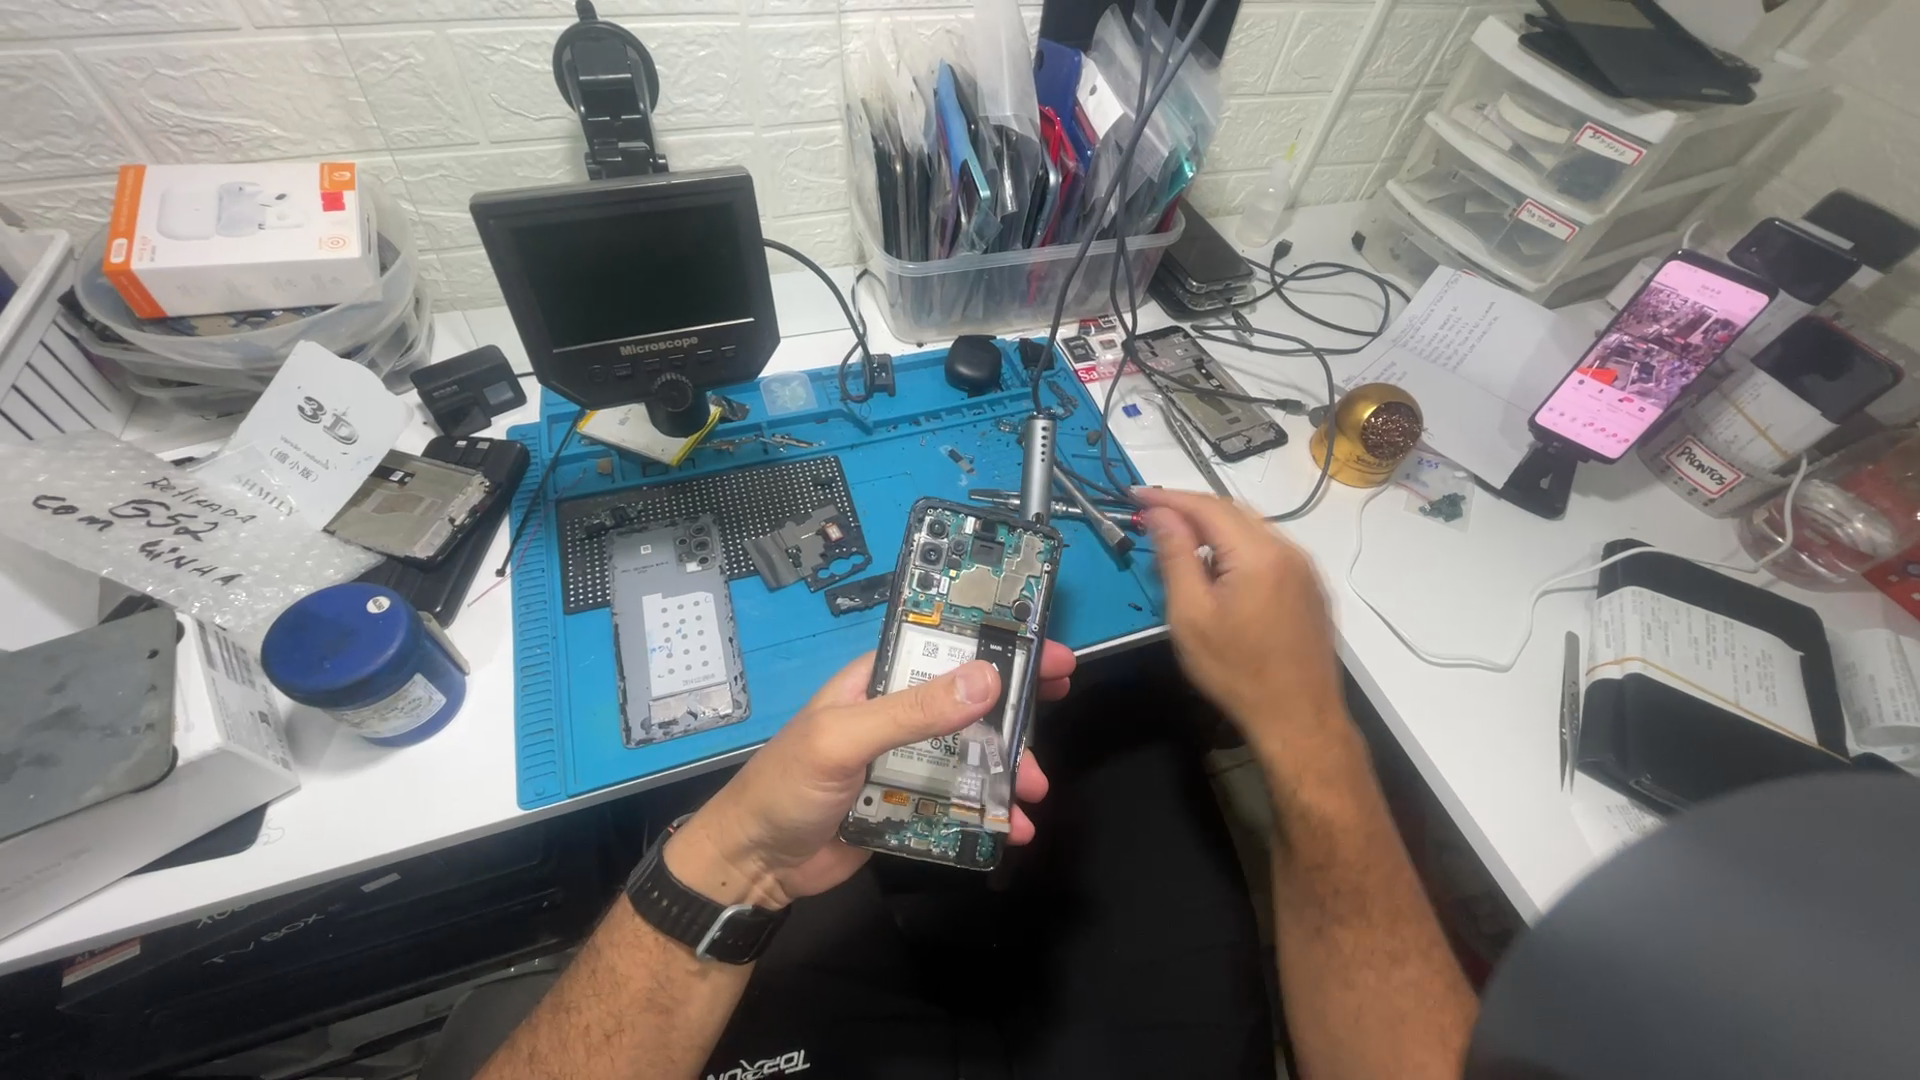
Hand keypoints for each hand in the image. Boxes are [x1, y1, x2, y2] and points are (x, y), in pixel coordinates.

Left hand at [665, 642, 1076, 908]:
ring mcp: (906, 761)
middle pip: (969, 700)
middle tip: (1061, 699)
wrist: (755, 865)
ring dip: (1008, 767)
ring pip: (971, 754)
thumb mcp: (844, 739)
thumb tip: (987, 679)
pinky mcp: (909, 805)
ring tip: (1035, 791)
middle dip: (1015, 705)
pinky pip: (960, 802)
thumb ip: (912, 711)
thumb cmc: (788, 785)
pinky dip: (990, 812)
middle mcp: (898, 715)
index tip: (1046, 649)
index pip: (945, 649)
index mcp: (879, 681)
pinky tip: (1013, 829)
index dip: (996, 644)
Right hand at [1135, 488, 1347, 766]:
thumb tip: (1162, 514)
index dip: (1168, 497)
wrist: (1299, 718)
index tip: (1135, 494)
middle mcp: (1288, 549)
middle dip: (1189, 509)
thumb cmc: (1236, 671)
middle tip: (1151, 516)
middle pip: (1232, 511)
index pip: (1206, 507)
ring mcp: (1305, 568)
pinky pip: (1268, 550)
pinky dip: (1236, 547)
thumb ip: (1176, 557)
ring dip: (1213, 529)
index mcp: (1258, 553)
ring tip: (1178, 543)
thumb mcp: (1190, 615)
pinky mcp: (1310, 587)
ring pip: (1251, 529)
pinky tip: (1218, 569)